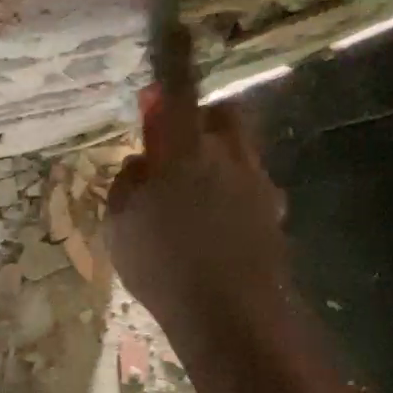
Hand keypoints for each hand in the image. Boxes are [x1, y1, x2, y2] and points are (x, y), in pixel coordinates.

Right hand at [106, 92, 288, 328]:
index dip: (169, 80)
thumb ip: (127, 183)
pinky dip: (234, 195)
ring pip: (240, 153)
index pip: (180, 94)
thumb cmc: (161, 263)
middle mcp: (229, 156)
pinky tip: (216, 226)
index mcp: (186, 149)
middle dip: (201, 120)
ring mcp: (258, 185)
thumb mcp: (119, 223)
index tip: (157, 78)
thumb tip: (141, 163)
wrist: (230, 314)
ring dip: (218, 160)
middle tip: (175, 146)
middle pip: (223, 116)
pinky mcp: (274, 215)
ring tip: (192, 196)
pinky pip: (251, 189)